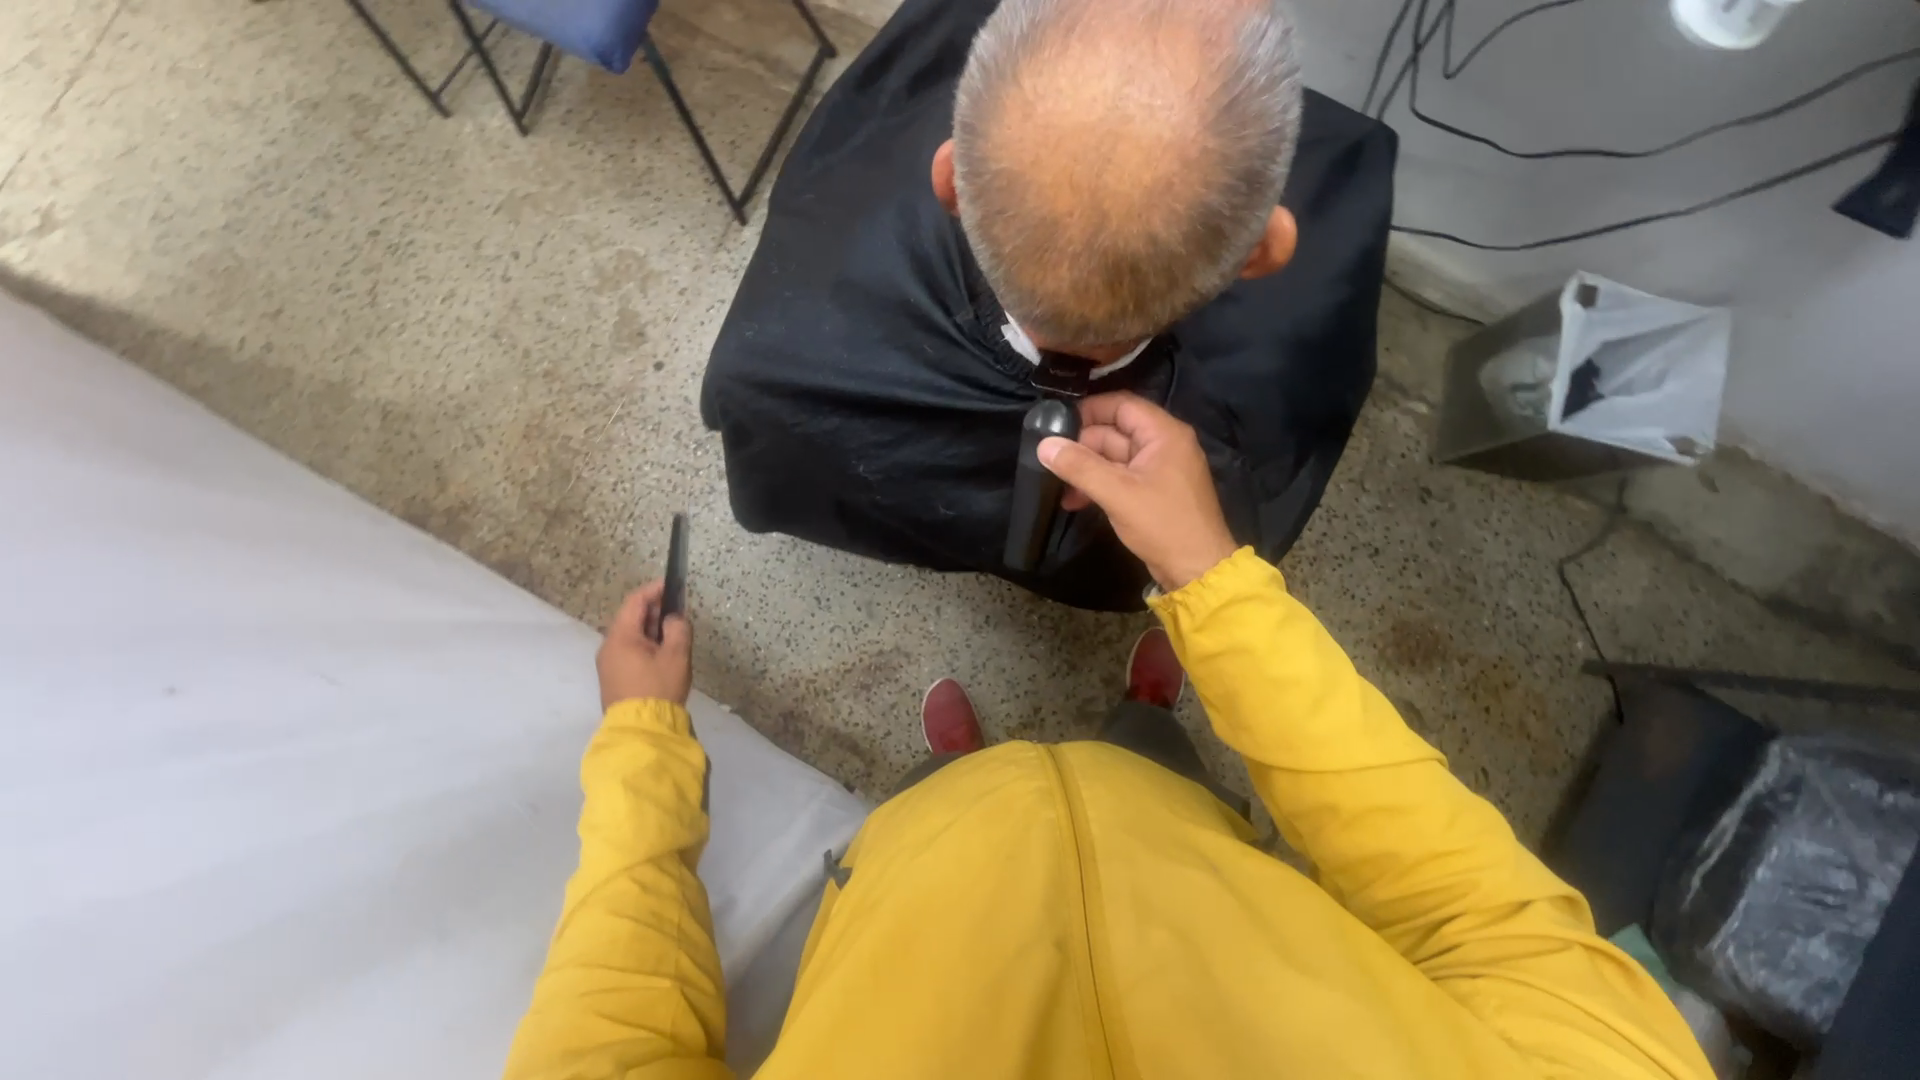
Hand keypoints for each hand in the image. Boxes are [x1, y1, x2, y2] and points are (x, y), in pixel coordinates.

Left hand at [597, 580, 691, 708]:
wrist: (642, 729)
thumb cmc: (659, 687)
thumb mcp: (676, 655)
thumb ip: (678, 628)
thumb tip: (673, 618)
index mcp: (620, 637)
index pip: (635, 602)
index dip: (654, 590)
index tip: (672, 584)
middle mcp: (609, 646)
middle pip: (631, 618)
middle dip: (654, 610)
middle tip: (678, 609)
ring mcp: (608, 663)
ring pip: (630, 635)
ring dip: (651, 628)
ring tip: (674, 630)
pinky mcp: (614, 677)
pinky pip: (629, 650)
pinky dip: (646, 644)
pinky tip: (663, 651)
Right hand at [1039, 392, 1238, 591]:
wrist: (1196, 570)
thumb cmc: (1163, 525)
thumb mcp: (1117, 493)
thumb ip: (1080, 467)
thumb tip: (1044, 445)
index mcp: (1164, 434)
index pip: (1121, 405)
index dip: (1088, 410)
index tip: (1056, 423)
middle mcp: (1163, 445)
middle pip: (1114, 432)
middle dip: (1082, 446)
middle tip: (1051, 461)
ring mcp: (1158, 469)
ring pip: (1113, 457)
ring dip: (1086, 469)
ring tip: (1058, 487)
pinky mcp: (1152, 492)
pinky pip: (1119, 478)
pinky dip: (1098, 485)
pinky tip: (1075, 501)